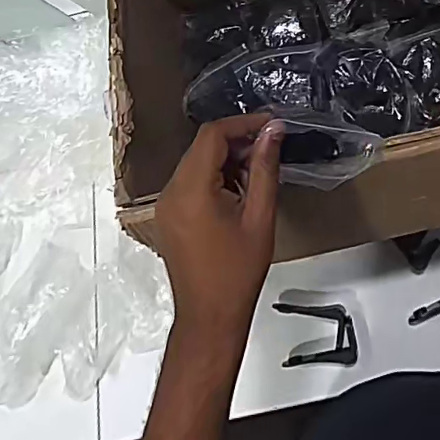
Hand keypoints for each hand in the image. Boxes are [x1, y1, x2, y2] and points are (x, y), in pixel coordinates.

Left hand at [156, 114, 283, 339]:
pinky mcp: (168, 215)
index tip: (269, 124)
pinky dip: (214, 178)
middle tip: (269, 149)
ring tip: (257, 175)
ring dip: (226, 161)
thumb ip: (265, 168)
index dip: (242, 123)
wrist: (210, 315)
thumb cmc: (237, 272)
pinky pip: (190, 182)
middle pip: (202, 147)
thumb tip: (273, 132)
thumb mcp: (259, 216)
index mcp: (191, 190)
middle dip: (236, 143)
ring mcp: (166, 204)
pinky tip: (238, 192)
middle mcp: (171, 192)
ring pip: (196, 163)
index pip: (212, 135)